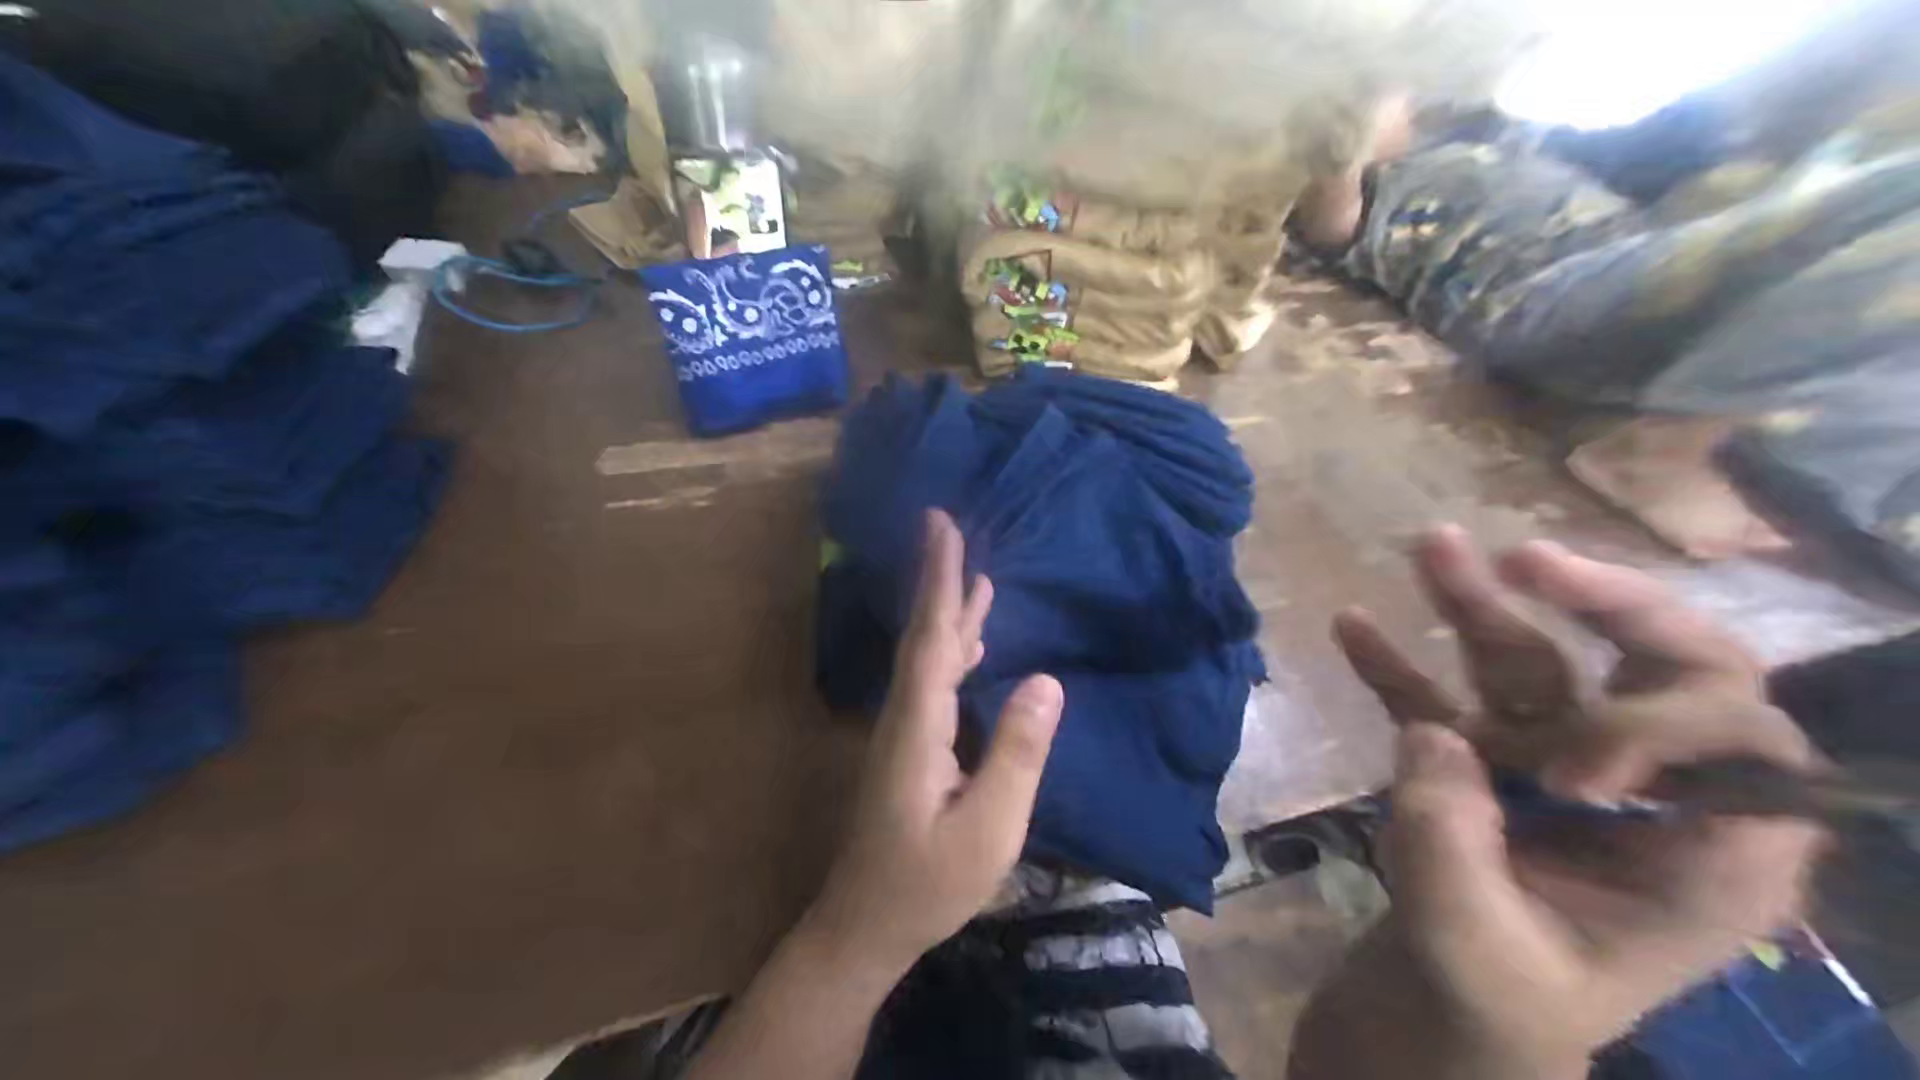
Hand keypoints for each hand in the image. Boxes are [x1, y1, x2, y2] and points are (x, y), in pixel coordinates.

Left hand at [805, 510, 1064, 972]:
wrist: (867, 922)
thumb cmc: (929, 882)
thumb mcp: (988, 827)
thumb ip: (1017, 752)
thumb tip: (1047, 680)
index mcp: (919, 724)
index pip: (934, 636)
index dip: (941, 580)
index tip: (941, 527)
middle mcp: (904, 713)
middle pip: (925, 633)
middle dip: (938, 578)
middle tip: (947, 527)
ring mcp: (904, 729)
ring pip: (927, 654)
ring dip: (947, 610)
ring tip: (973, 574)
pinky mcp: (911, 744)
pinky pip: (934, 678)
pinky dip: (953, 647)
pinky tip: (970, 643)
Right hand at [1316, 527, 1822, 1077]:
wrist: (1440, 1006)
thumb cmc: (1488, 994)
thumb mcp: (1475, 941)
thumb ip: (1454, 840)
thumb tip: (1433, 733)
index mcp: (1698, 850)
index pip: (1733, 746)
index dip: (1657, 728)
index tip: (1564, 768)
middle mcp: (1631, 787)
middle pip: (1650, 672)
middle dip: (1600, 606)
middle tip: (1529, 559)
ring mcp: (1537, 762)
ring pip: (1528, 666)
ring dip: (1475, 604)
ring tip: (1431, 543)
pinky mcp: (1467, 757)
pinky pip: (1434, 698)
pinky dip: (1394, 664)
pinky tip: (1347, 625)